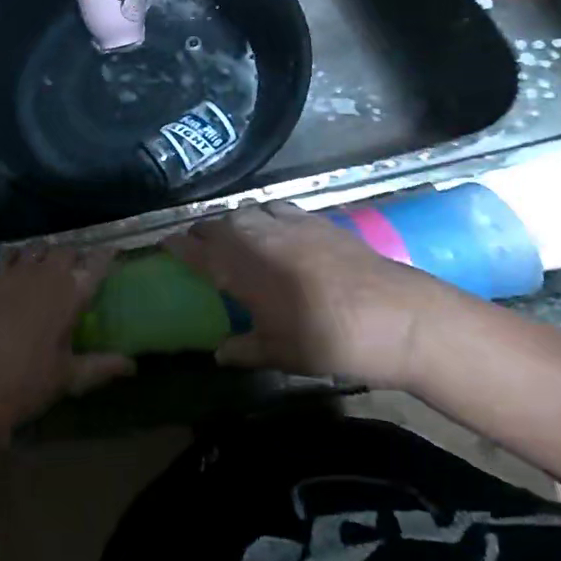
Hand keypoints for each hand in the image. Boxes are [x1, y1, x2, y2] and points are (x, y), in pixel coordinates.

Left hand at [0, 246, 134, 448]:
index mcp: (69, 295)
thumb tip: (133, 366)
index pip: (96, 263)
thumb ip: (101, 365)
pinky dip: (15, 262)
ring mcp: (10, 276)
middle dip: (75, 257)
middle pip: (65, 251)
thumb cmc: (23, 386)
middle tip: (78, 272)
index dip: (106, 256)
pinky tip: (14, 278)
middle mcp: (42, 276)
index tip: (113, 255)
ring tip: (46, 270)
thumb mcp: (67, 378)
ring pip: (34, 249)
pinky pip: (5, 260)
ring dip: (45, 255)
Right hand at [165, 202, 467, 389]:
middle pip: (222, 222)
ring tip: (236, 237)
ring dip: (236, 220)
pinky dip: (268, 215)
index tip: (162, 245)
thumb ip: (246, 348)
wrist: (397, 315)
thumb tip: (220, 352)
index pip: (199, 251)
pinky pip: (281, 207)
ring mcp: (294, 223)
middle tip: (197, 246)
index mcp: (245, 268)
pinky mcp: (321, 220)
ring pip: (251, 209)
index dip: (178, 247)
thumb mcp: (282, 352)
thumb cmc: (330, 340)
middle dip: (204, 231)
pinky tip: (277, 233)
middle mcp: (263, 237)